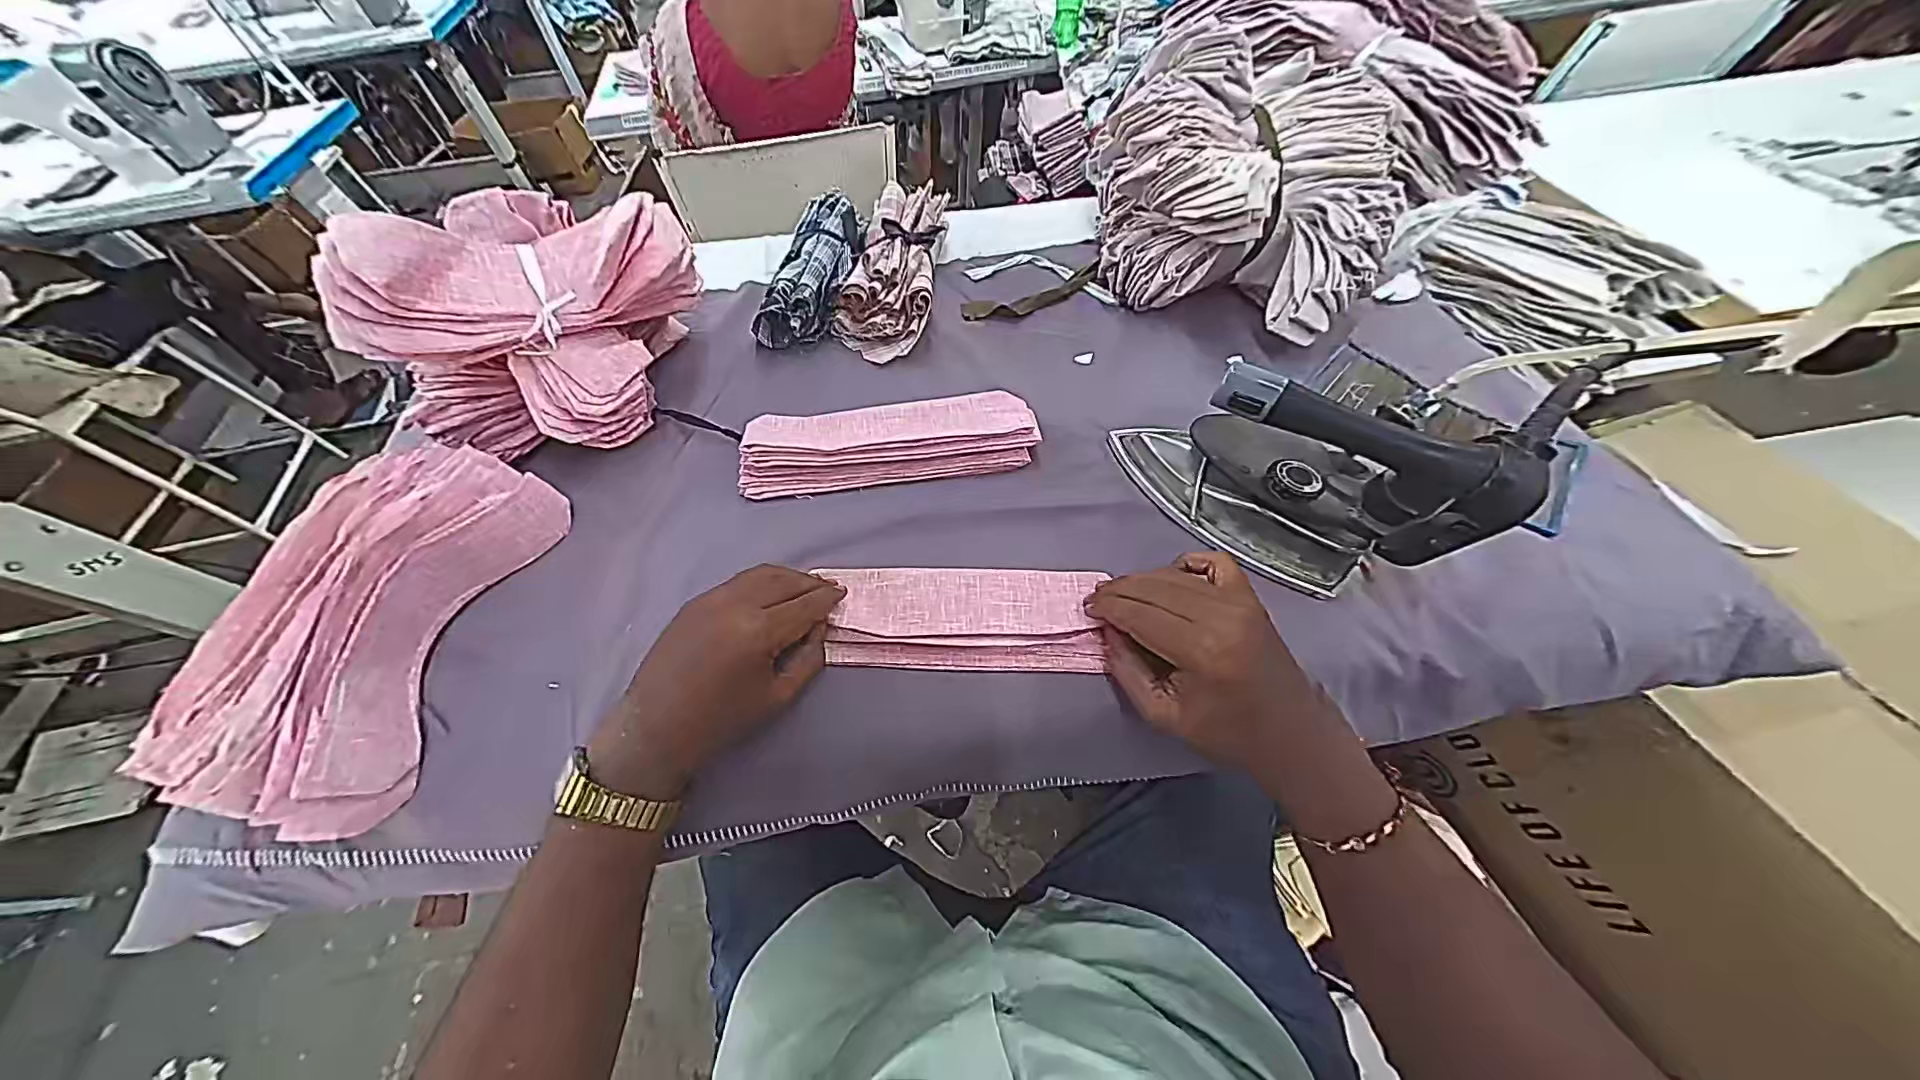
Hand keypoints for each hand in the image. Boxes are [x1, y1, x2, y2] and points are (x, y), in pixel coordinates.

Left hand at [589, 565, 844, 797]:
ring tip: (805, 585)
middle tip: (829, 589)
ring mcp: (711, 599)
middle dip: (810, 583)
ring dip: (787, 577)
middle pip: (783, 580)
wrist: (656, 726)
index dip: (826, 599)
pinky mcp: (695, 602)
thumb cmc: (722, 719)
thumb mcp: (779, 696)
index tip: (842, 595)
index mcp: (757, 631)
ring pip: (759, 574)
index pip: (804, 604)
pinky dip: (762, 581)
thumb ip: (809, 658)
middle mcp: (734, 604)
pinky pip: (738, 582)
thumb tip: (820, 627)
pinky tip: (772, 593)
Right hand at [1085, 552, 1332, 767]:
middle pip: (1154, 587)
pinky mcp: (1251, 598)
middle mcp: (1222, 617)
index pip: (1140, 612)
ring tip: (1123, 594)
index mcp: (1201, 651)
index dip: (1108, 607)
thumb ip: (1127, 670)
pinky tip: (1170, 580)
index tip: (1088, 609)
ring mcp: (1240, 603)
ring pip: (1176, 574)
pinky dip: (1185, 565)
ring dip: (1143, 580)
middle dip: (1118, 590)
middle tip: (1098, 600)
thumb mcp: (1162, 714)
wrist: (1290, 732)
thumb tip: (1108, 631)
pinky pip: (1212, 562)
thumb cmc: (1226, 732)